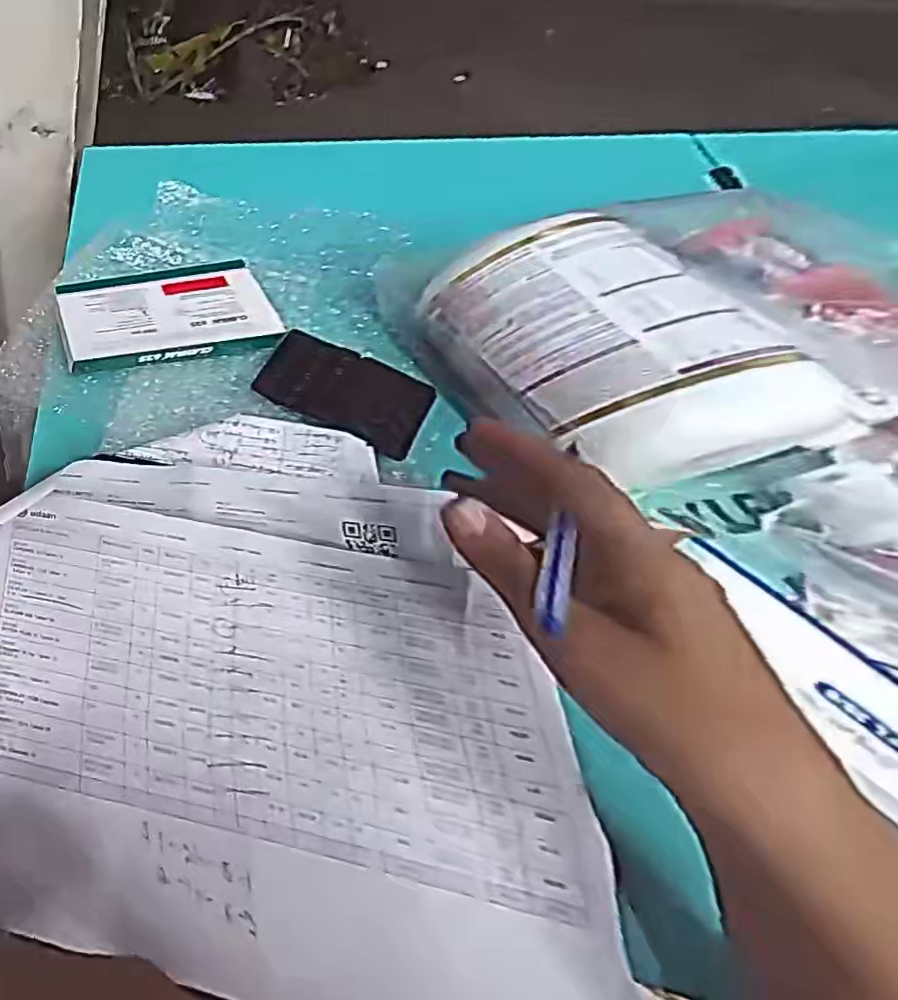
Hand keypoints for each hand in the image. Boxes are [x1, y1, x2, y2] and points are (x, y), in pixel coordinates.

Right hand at [439, 419, 832, 808]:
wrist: (752, 779)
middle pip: (577, 505)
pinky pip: (589, 561)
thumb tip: (459, 511)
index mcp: (639, 556)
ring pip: (582, 534)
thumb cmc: (663, 704)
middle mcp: (653, 561)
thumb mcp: (564, 631)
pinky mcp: (654, 614)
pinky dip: (543, 546)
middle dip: (516, 477)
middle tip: (465, 458)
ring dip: (526, 512)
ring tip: (474, 500)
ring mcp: (658, 588)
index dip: (522, 453)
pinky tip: (519, 557)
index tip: (478, 431)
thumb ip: (508, 567)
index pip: (574, 485)